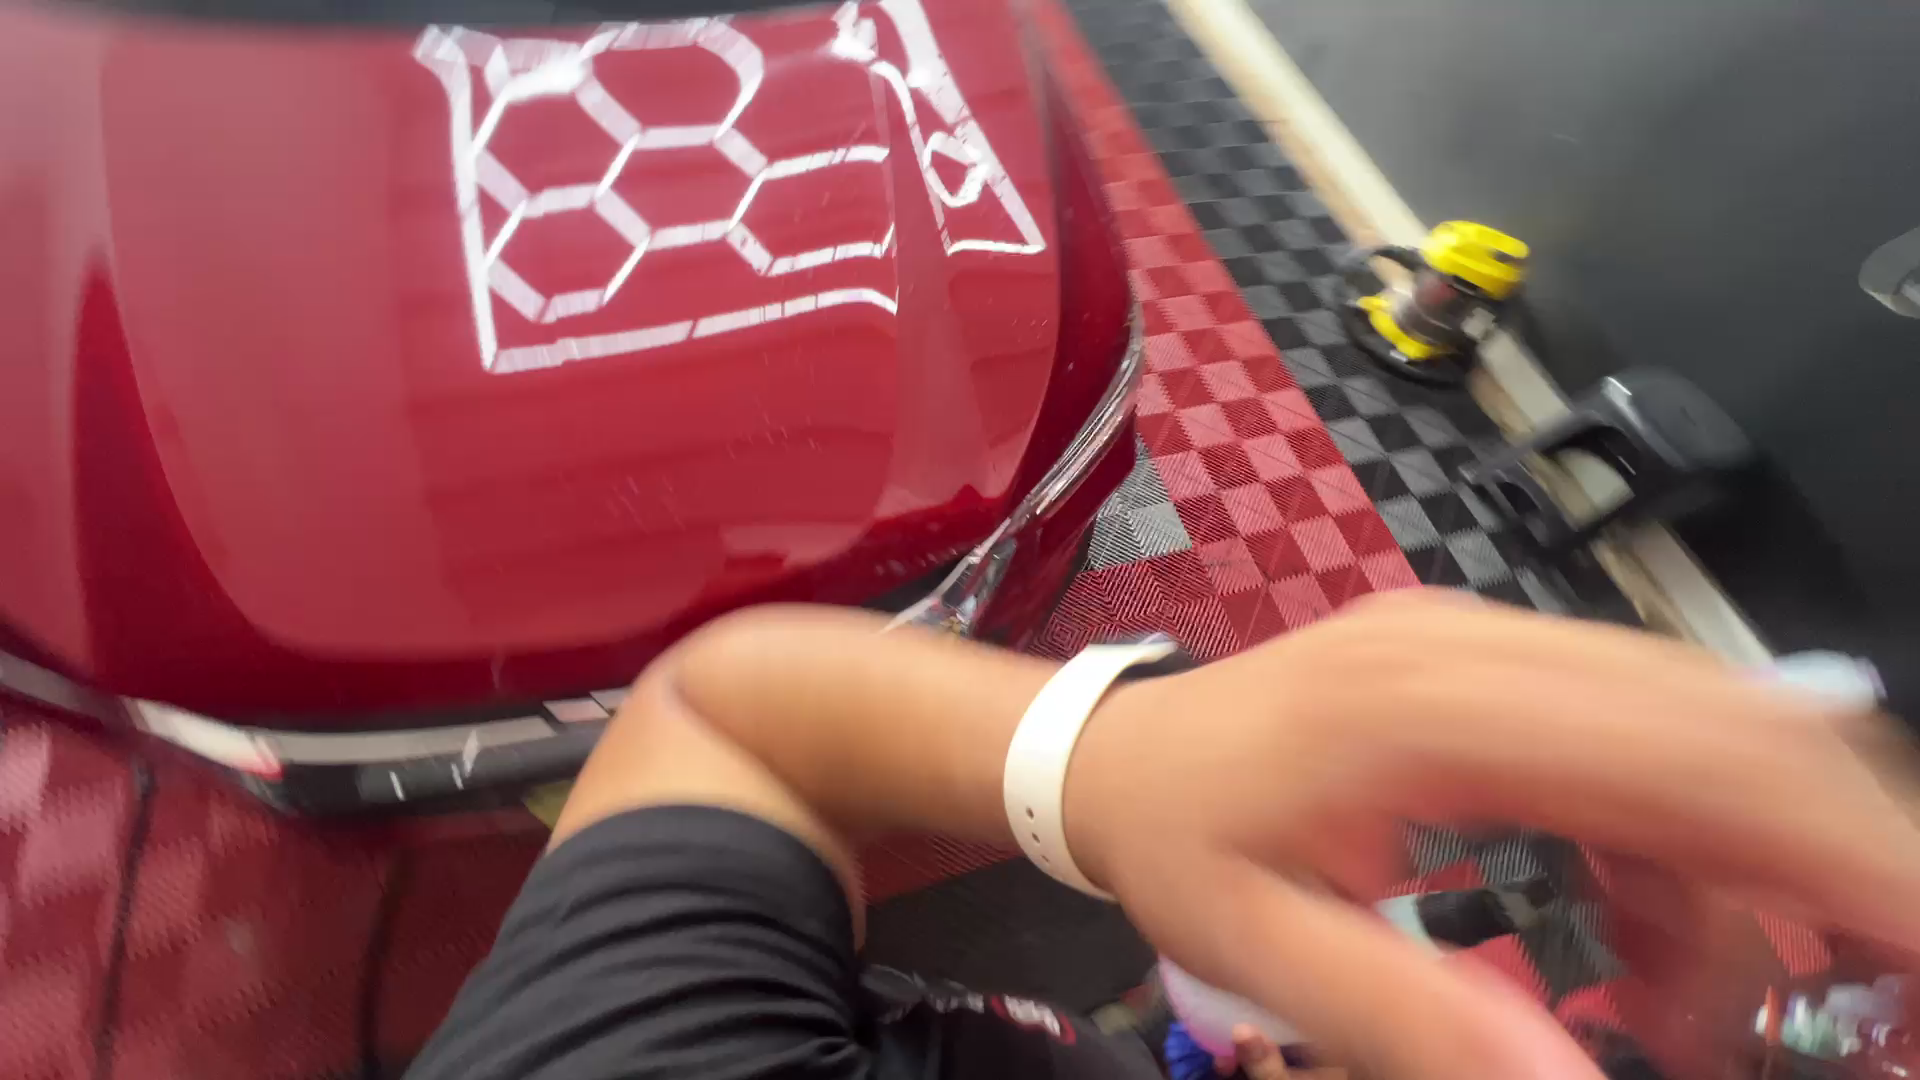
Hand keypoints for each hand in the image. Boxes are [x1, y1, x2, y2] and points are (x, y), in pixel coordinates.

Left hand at [1063, 590, 1919, 1079]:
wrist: (1109, 754)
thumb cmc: (1173, 835)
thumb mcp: (1258, 941)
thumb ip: (1405, 1013)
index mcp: (1408, 706)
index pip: (1683, 749)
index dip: (1852, 858)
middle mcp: (1451, 644)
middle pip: (1714, 719)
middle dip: (1824, 865)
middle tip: (1832, 1013)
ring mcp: (1453, 637)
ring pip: (1679, 718)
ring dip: (1735, 861)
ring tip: (1685, 994)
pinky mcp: (1449, 656)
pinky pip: (1611, 720)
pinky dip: (1660, 825)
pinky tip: (1627, 915)